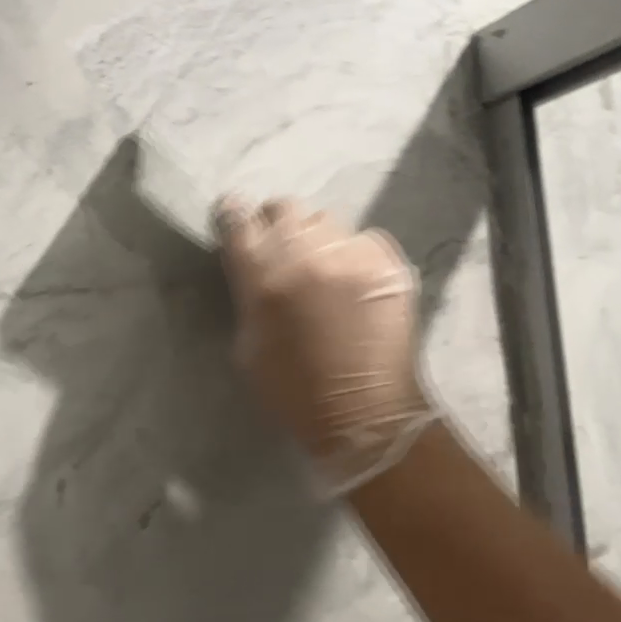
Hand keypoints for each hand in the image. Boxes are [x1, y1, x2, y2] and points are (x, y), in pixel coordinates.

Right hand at [216, 196, 440, 496]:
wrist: (365, 413)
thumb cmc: (293, 391)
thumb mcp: (248, 347)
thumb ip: (248, 296)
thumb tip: (252, 268)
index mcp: (261, 279)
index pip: (237, 219)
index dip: (232, 216)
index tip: (233, 220)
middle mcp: (305, 255)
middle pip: (283, 209)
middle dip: (276, 225)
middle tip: (280, 251)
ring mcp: (351, 255)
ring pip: (324, 221)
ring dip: (315, 239)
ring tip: (320, 271)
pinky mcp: (388, 262)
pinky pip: (362, 238)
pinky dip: (352, 254)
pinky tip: (352, 284)